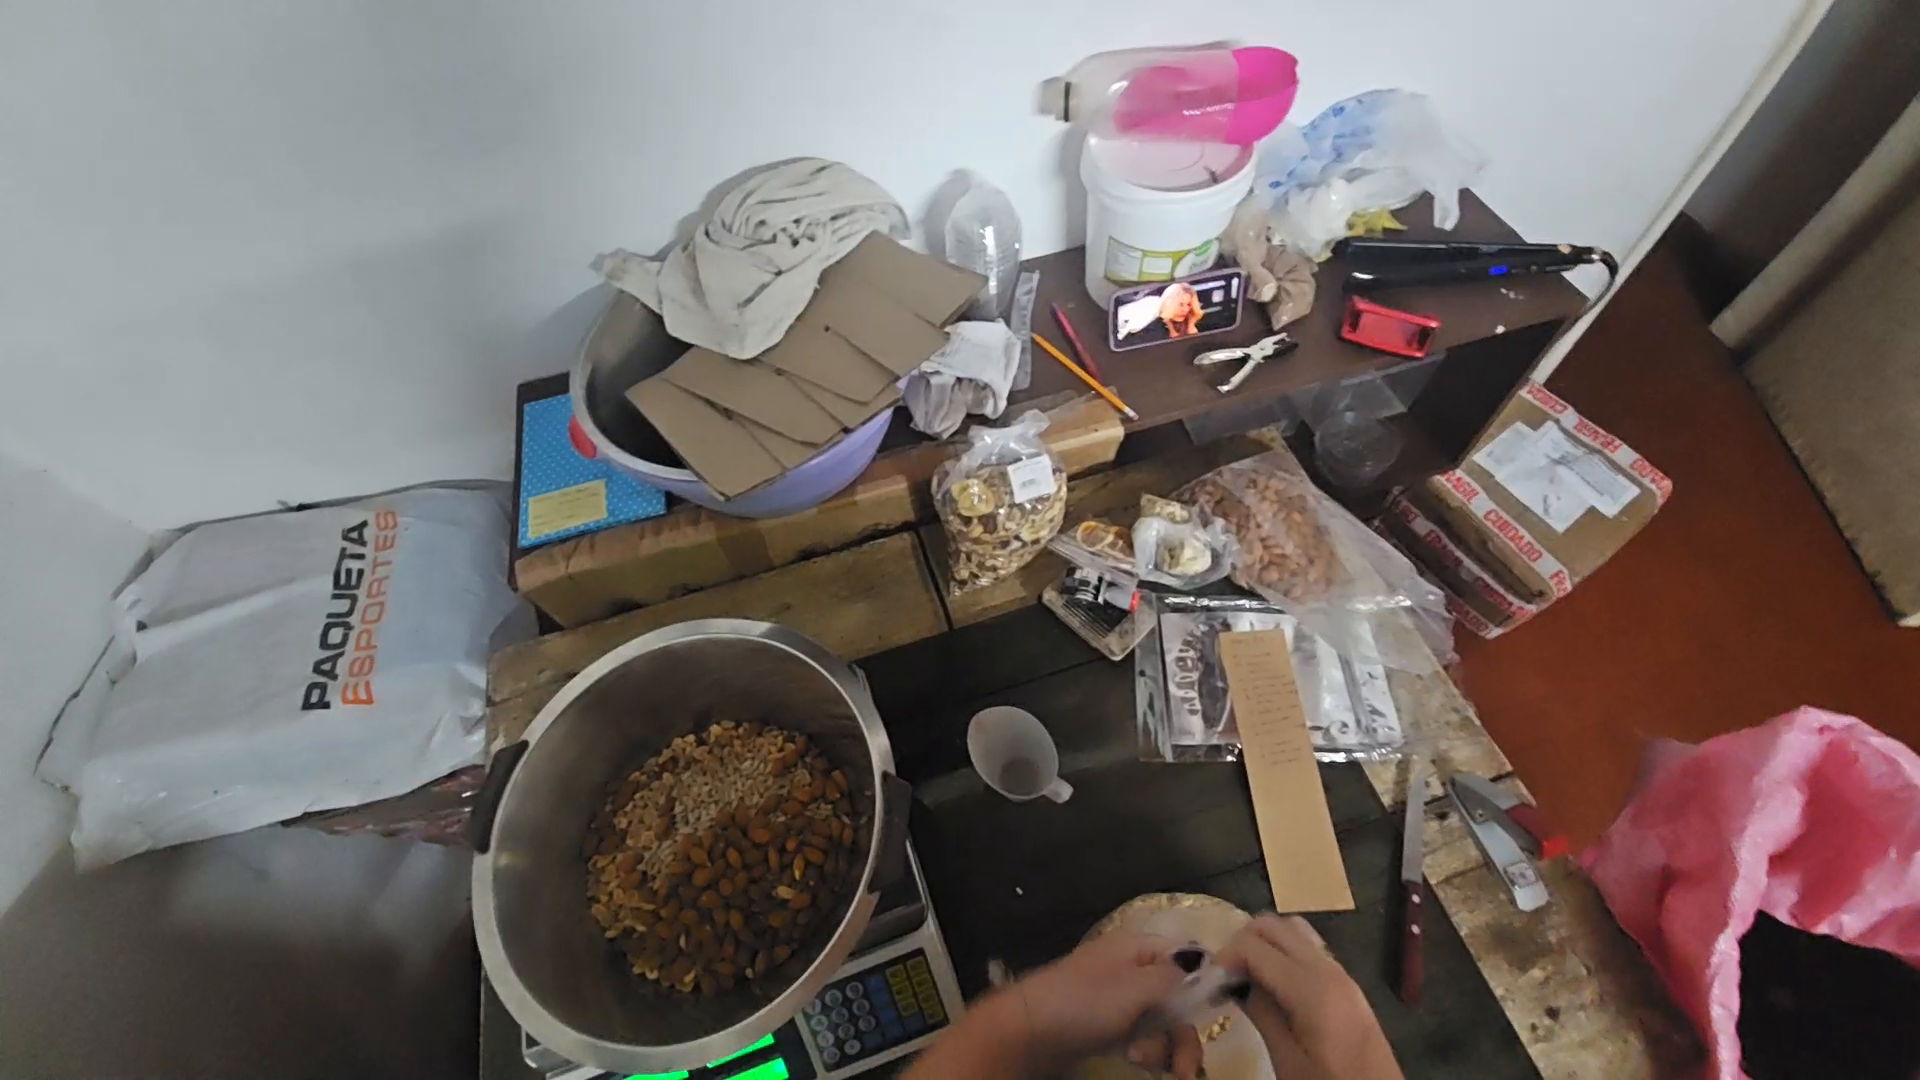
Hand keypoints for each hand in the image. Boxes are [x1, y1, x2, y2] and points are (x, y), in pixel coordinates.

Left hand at [1011, 933, 1202, 1079]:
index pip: (1183, 957)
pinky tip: (1138, 1063)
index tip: (1213, 1016)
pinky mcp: (1109, 1024)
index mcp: (1137, 948)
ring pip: (1162, 1022)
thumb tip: (1202, 959)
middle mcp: (1132, 968)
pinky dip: (1147, 1051)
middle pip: (1177, 998)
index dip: (1201, 983)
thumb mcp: (1133, 988)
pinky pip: (1143, 1035)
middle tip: (1184, 1069)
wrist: (1031, 1029)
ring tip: (1146, 1064)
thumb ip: (1171, 977)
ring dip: (1164, 1047)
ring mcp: (1120, 997)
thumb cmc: (1084, 1002)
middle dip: (1182, 1033)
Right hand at [1217, 914, 1403, 1079]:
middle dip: (1242, 942)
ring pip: (1291, 929)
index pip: (1252, 946)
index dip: (1225, 957)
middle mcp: (1327, 969)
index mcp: (1310, 988)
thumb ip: (1261, 1013)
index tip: (1211, 982)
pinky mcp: (1348, 985)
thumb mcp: (1288, 1063)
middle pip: (1272, 925)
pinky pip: (1308, 947)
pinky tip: (1274, 982)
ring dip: (1264, 942)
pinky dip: (1283, 951)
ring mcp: (1341, 974)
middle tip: (1227, 974)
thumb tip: (1237, 983)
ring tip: (1249, 974)